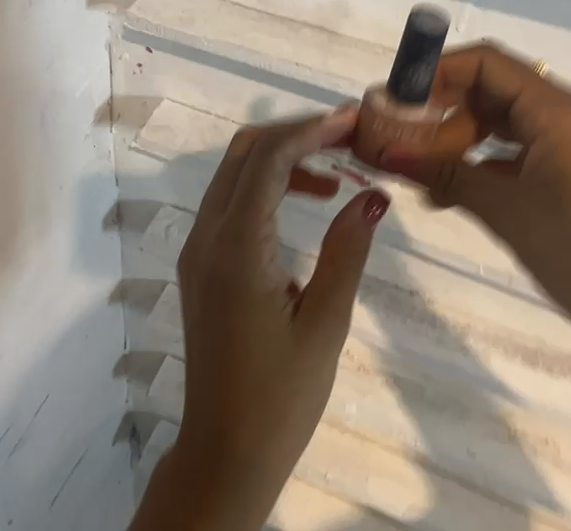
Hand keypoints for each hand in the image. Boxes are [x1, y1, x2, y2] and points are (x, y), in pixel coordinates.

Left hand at [132, 107, 389, 530]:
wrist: (225, 450)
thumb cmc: (281, 395)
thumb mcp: (326, 322)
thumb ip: (346, 250)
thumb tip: (372, 194)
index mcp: (236, 246)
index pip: (268, 158)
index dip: (311, 129)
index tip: (355, 120)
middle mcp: (206, 236)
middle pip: (244, 153)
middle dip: (296, 133)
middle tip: (349, 136)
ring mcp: (198, 249)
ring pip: (234, 174)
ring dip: (282, 158)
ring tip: (337, 171)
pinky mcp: (201, 265)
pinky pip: (231, 203)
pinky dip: (267, 187)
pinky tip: (309, 202)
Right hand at [383, 43, 570, 356]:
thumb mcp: (506, 211)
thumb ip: (445, 175)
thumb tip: (387, 154)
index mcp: (557, 110)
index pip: (486, 62)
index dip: (436, 71)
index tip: (393, 97)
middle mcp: (569, 116)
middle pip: (494, 88)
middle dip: (442, 106)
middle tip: (398, 136)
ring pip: (505, 123)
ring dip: (460, 138)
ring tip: (418, 168)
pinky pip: (521, 152)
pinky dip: (485, 164)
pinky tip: (453, 193)